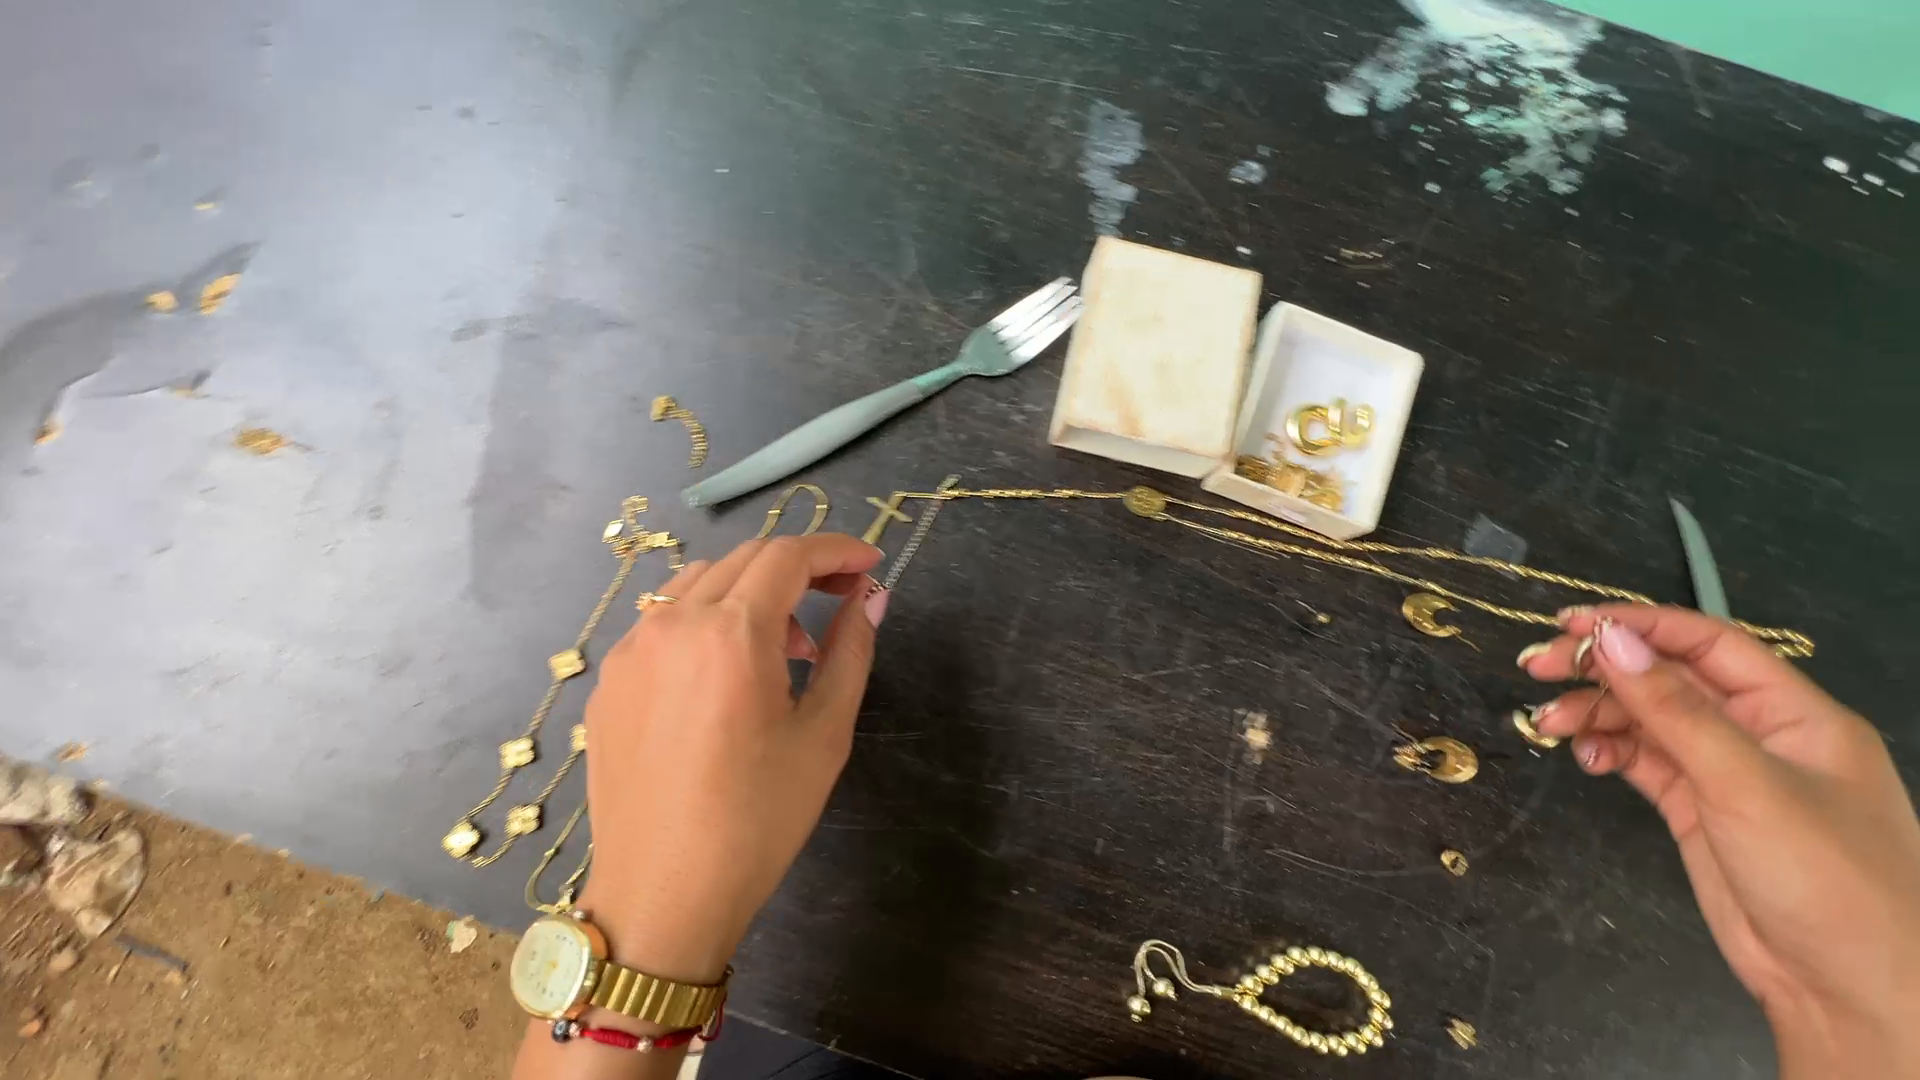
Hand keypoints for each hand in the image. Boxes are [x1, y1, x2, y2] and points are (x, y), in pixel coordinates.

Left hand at [578, 534, 887, 984]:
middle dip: (801, 566)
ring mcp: (631, 648)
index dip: (837, 549)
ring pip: (702, 581)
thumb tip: (871, 596)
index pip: (789, 556)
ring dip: (755, 591)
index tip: (870, 561)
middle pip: (746, 558)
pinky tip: (730, 672)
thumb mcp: (825, 734)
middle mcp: (673, 623)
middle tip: (841, 597)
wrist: (660, 898)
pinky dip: (711, 618)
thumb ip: (851, 650)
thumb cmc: (758, 820)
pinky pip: (667, 619)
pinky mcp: (610, 678)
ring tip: (788, 645)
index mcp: (731, 633)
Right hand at [1520, 605, 1919, 1076]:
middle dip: (1600, 670)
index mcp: (1793, 714)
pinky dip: (1606, 751)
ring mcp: (1723, 771)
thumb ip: (1672, 709)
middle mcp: (1756, 733)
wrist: (1852, 992)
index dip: (1639, 625)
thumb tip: (1607, 638)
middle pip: (1664, 678)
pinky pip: (1638, 758)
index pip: (1707, 644)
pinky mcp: (1693, 805)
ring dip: (1592, 714)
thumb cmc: (1826, 877)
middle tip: (1534, 668)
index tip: (1568, 625)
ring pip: (1642, 718)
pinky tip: (1587, 761)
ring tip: (1548, 727)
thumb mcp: (1745, 784)